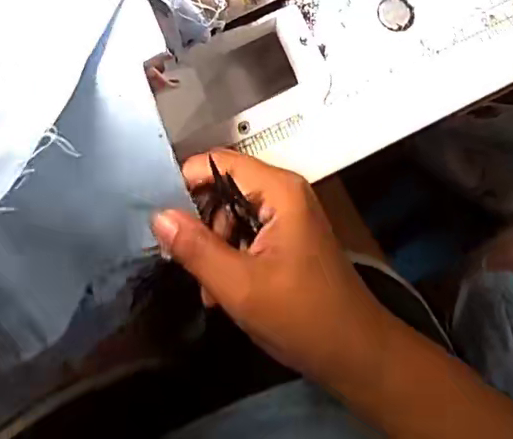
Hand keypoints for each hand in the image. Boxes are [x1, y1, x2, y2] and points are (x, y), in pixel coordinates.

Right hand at [151, 150, 399, 386]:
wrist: (353, 350)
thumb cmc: (301, 315)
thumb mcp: (239, 286)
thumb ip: (197, 248)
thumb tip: (158, 216)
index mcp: (280, 189)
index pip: (221, 161)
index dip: (188, 182)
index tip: (163, 218)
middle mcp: (285, 191)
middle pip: (226, 187)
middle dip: (202, 224)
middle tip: (190, 263)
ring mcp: (289, 213)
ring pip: (233, 212)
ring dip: (215, 246)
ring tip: (211, 290)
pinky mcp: (289, 234)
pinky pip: (248, 230)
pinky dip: (232, 255)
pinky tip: (226, 290)